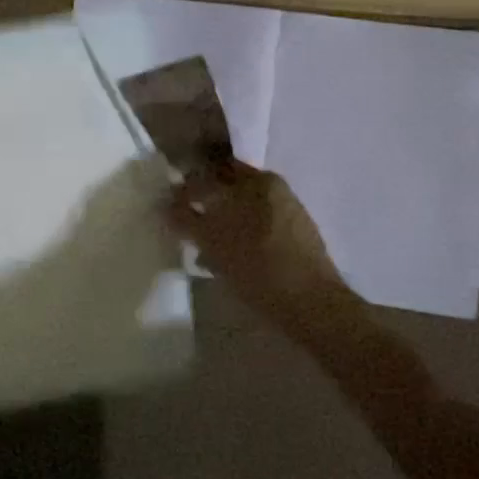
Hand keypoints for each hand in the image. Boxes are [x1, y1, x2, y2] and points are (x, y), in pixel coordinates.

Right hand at [165, 162, 344, 316]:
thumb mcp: (213, 241)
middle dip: (204, 204)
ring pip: (243, 209)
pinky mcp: (296, 237)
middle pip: (229, 189)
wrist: (313, 306)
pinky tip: (226, 260)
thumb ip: (186, 219)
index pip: (211, 172)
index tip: (168, 204)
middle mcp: (275, 189)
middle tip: (182, 225)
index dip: (186, 187)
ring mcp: (288, 213)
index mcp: (258, 181)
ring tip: (200, 248)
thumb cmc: (259, 267)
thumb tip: (165, 205)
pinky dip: (238, 236)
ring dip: (220, 222)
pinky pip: (257, 227)